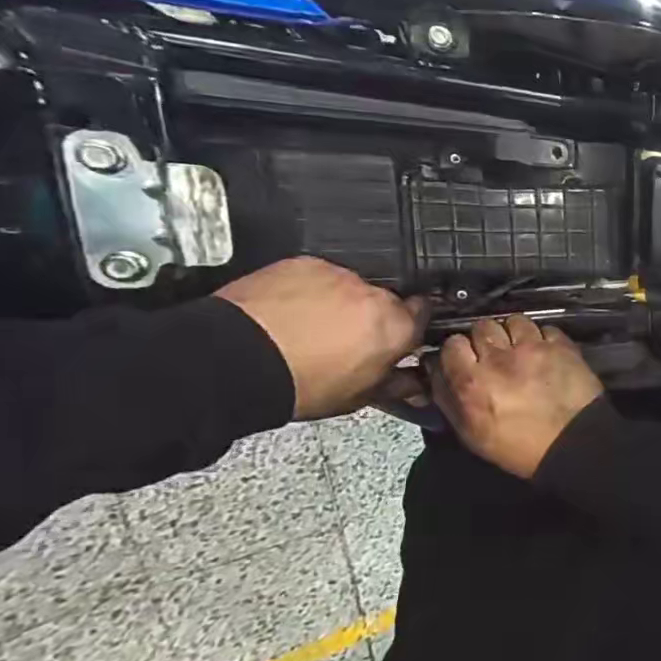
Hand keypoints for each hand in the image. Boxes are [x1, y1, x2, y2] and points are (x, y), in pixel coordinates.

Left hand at [214, 257, 426, 419]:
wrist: (238, 363)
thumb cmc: (300, 384)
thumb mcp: (357, 397)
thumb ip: (394, 384)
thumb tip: (415, 384)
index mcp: (396, 327)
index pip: (423, 313)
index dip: (410, 324)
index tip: (397, 335)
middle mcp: (375, 295)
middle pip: (385, 299)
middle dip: (371, 315)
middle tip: (346, 339)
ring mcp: (340, 276)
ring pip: (350, 287)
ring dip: (339, 302)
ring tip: (310, 326)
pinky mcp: (306, 263)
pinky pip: (318, 275)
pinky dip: (309, 290)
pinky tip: (291, 311)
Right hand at [433, 315, 603, 478]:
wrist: (574, 446)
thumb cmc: (519, 448)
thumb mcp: (471, 434)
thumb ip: (448, 398)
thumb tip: (436, 372)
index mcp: (472, 382)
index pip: (452, 344)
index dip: (459, 351)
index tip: (466, 359)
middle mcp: (499, 359)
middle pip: (482, 327)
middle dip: (486, 339)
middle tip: (495, 356)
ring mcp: (533, 348)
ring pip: (514, 321)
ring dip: (514, 333)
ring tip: (521, 349)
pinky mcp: (561, 346)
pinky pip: (545, 328)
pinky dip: (543, 338)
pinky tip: (545, 353)